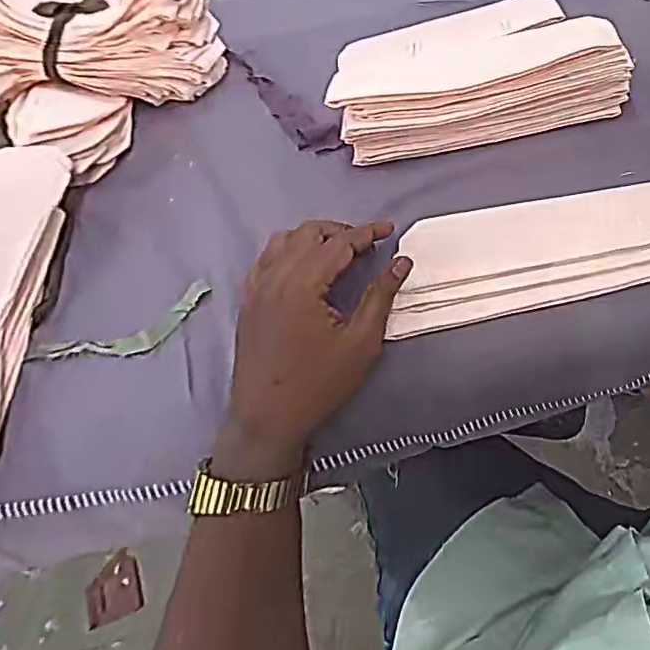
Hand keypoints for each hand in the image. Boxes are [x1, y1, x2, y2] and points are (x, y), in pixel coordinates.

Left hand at [215, 220, 411, 479]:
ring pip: (284, 241)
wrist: (267, 420)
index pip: (339, 244)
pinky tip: (305, 268)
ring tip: (339, 253)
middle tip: (368, 245)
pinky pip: (266, 259)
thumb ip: (380, 296)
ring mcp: (256, 289)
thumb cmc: (320, 383)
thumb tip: (401, 262)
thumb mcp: (361, 342)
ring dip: (314, 238)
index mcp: (302, 286)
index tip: (389, 230)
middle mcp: (274, 279)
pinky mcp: (248, 302)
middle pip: (308, 233)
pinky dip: (289, 251)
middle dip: (341, 231)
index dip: (367, 233)